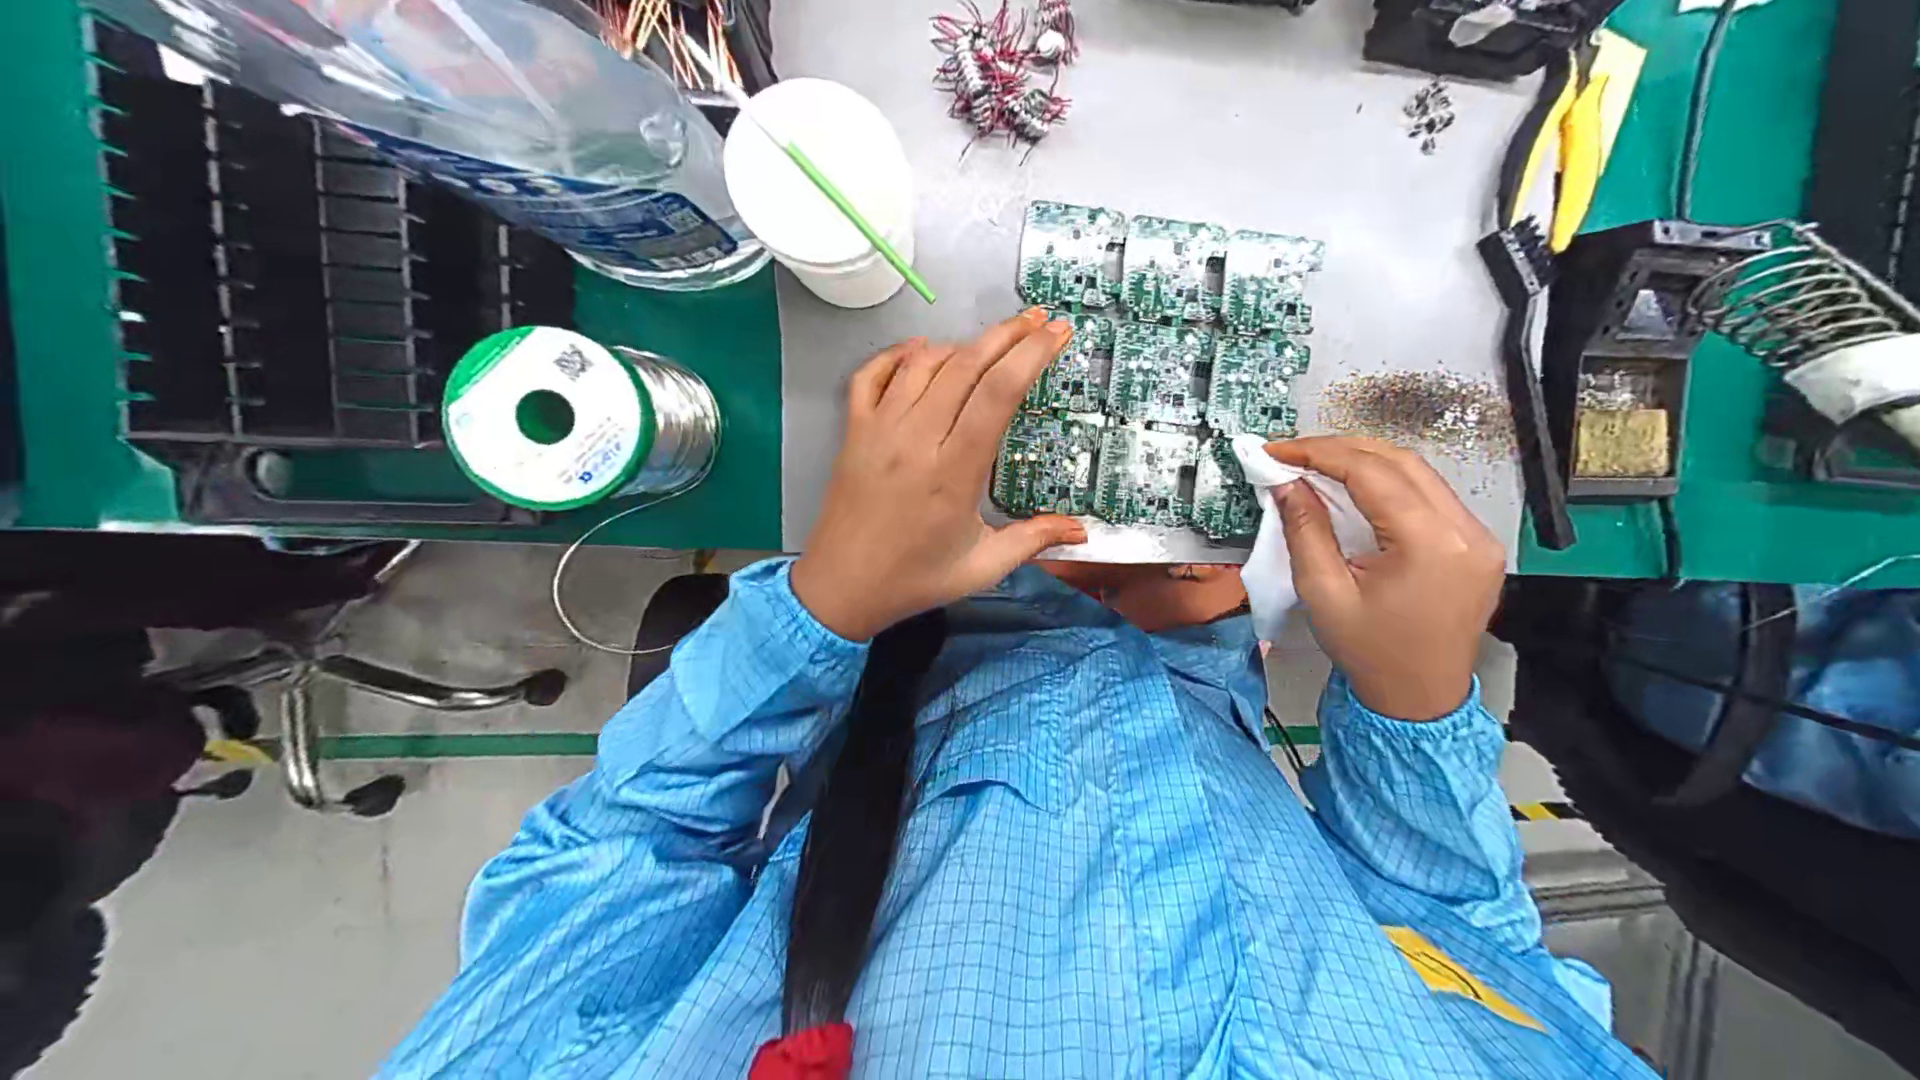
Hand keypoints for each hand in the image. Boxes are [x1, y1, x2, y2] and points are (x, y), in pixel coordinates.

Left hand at [792, 311, 1088, 640]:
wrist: (840, 588)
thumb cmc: (914, 580)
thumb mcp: (981, 567)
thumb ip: (1033, 541)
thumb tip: (1082, 532)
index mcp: (953, 473)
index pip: (998, 394)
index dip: (1031, 355)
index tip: (1057, 333)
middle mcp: (915, 440)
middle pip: (966, 365)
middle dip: (1008, 334)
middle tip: (1038, 320)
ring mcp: (879, 431)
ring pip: (923, 363)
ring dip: (962, 344)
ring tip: (992, 343)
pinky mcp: (854, 432)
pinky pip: (872, 375)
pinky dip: (898, 355)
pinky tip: (922, 350)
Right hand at [1266, 437, 1504, 720]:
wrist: (1417, 697)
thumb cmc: (1369, 652)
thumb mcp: (1323, 592)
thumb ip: (1305, 530)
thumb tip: (1287, 485)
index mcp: (1431, 545)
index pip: (1372, 473)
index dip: (1319, 453)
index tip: (1277, 451)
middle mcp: (1466, 532)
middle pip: (1400, 461)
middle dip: (1340, 449)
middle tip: (1292, 453)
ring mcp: (1478, 536)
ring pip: (1418, 472)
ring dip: (1364, 462)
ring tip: (1316, 466)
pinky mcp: (1475, 544)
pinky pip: (1429, 495)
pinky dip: (1386, 482)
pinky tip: (1353, 488)